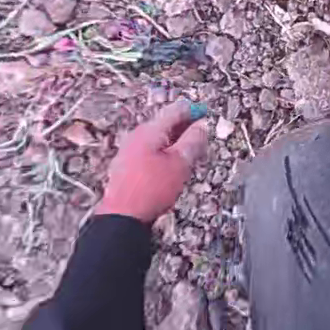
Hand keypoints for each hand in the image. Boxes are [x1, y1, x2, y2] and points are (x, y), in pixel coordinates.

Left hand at [94, 99, 210, 223]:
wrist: (121, 219)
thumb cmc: (151, 190)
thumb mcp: (181, 163)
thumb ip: (194, 140)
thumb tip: (202, 125)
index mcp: (150, 130)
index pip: (177, 110)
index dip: (195, 111)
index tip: (207, 116)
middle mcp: (137, 136)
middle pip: (167, 123)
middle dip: (186, 128)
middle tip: (202, 137)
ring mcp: (129, 150)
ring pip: (159, 138)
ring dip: (177, 142)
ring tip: (191, 154)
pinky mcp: (127, 166)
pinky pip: (150, 150)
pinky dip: (165, 152)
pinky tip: (173, 166)